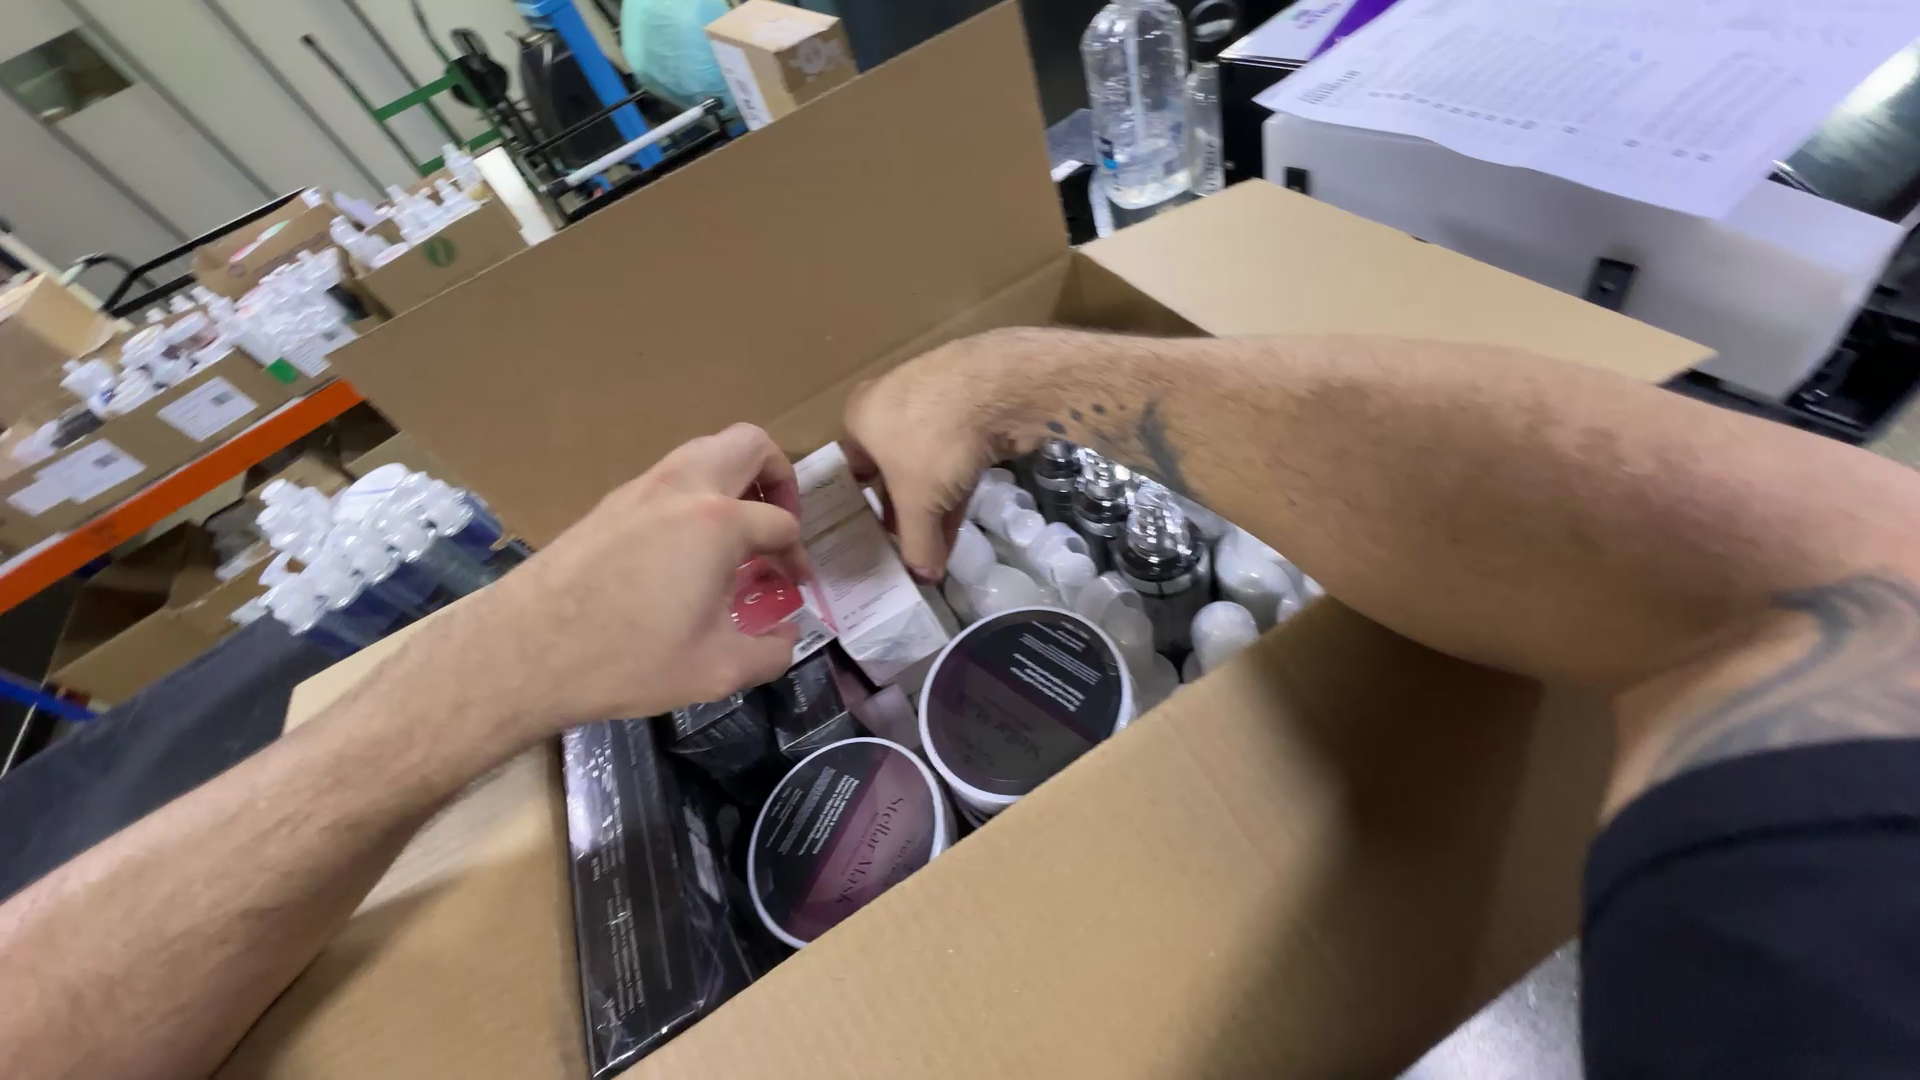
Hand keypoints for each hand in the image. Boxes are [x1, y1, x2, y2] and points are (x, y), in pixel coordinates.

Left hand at [452, 424, 810, 733]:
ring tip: (739, 531)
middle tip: (778, 522)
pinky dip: (698, 494)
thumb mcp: (718, 670)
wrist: (523, 653)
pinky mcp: (612, 503)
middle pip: (751, 445)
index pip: (781, 523)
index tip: (793, 586)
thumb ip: (772, 652)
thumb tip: (786, 638)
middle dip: (779, 478)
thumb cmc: (628, 660)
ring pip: (707, 450)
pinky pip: (673, 476)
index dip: (796, 556)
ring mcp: (643, 489)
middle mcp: (684, 488)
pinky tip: (689, 547)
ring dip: (736, 479)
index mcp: (718, 522)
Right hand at [844, 328, 1051, 579]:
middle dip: (904, 516)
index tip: (876, 546)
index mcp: (860, 416)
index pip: (853, 474)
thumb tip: (923, 578)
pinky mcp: (970, 410)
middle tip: (909, 553)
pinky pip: (954, 458)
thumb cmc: (934, 440)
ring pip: (927, 467)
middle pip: (893, 473)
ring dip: (933, 510)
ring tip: (938, 553)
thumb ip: (916, 543)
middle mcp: (889, 405)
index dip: (865, 513)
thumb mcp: (917, 503)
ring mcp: (933, 404)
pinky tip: (959, 528)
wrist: (1001, 386)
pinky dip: (955, 490)